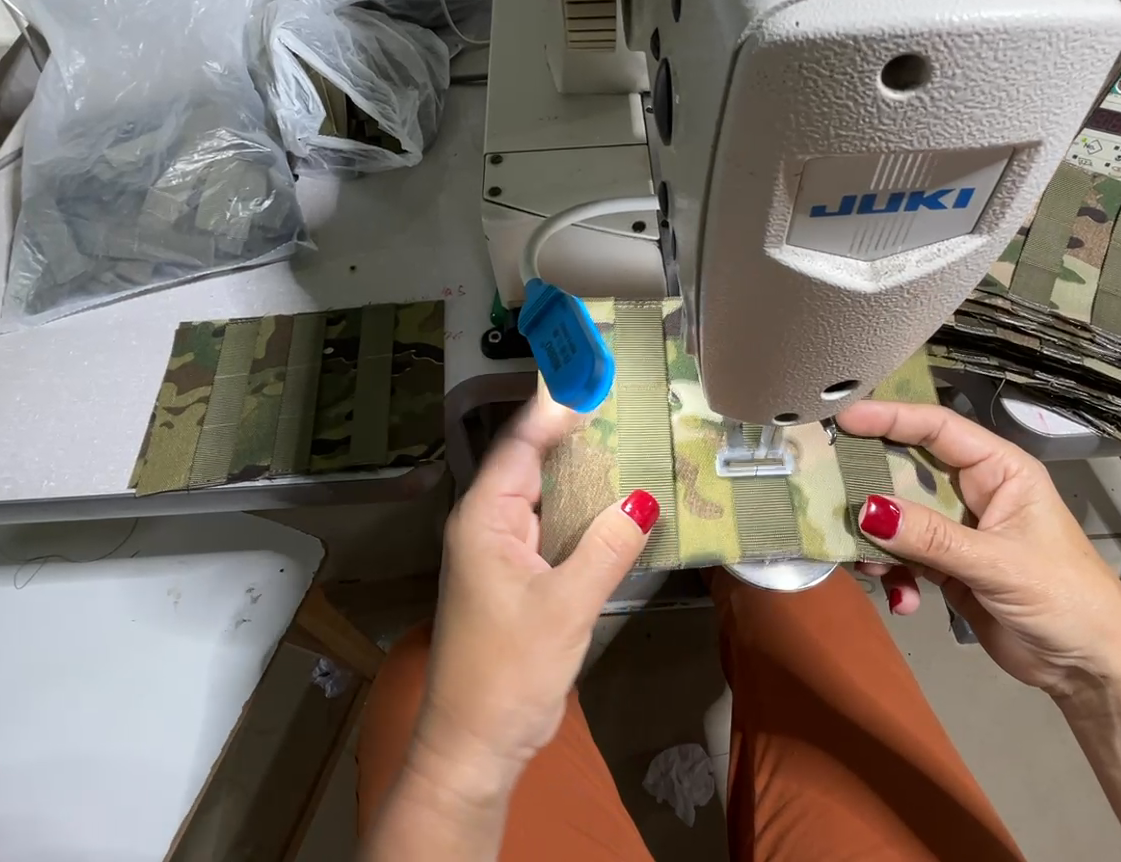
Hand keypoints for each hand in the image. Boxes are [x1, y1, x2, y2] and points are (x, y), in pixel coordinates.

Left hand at [409, 395, 657, 800]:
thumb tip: (644, 496)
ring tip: (626, 439)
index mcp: (484, 519)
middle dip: (571, 433)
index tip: (591, 375)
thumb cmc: (510, 671)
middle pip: (531, 463)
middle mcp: (488, 525)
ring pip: (543, 496)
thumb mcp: (566, 605)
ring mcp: (501, 552)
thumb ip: (607, 547)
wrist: (476, 744)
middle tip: (620, 401)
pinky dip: (580, 511)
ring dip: (579, 473)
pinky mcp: (518, 577)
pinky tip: (614, 503)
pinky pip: (551, 527)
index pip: (520, 445)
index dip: (554, 408)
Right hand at [835, 400, 1120, 700]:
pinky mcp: (944, 565)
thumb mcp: (998, 564)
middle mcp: (972, 490)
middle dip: (869, 483)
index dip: (889, 418)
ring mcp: (956, 529)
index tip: (843, 420)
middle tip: (828, 488)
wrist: (1091, 670)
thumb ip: (931, 537)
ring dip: (877, 541)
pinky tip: (904, 601)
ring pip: (897, 516)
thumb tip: (866, 512)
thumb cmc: (1066, 599)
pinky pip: (902, 556)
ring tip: (868, 565)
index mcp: (999, 470)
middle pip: (906, 469)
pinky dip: (894, 576)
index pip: (937, 428)